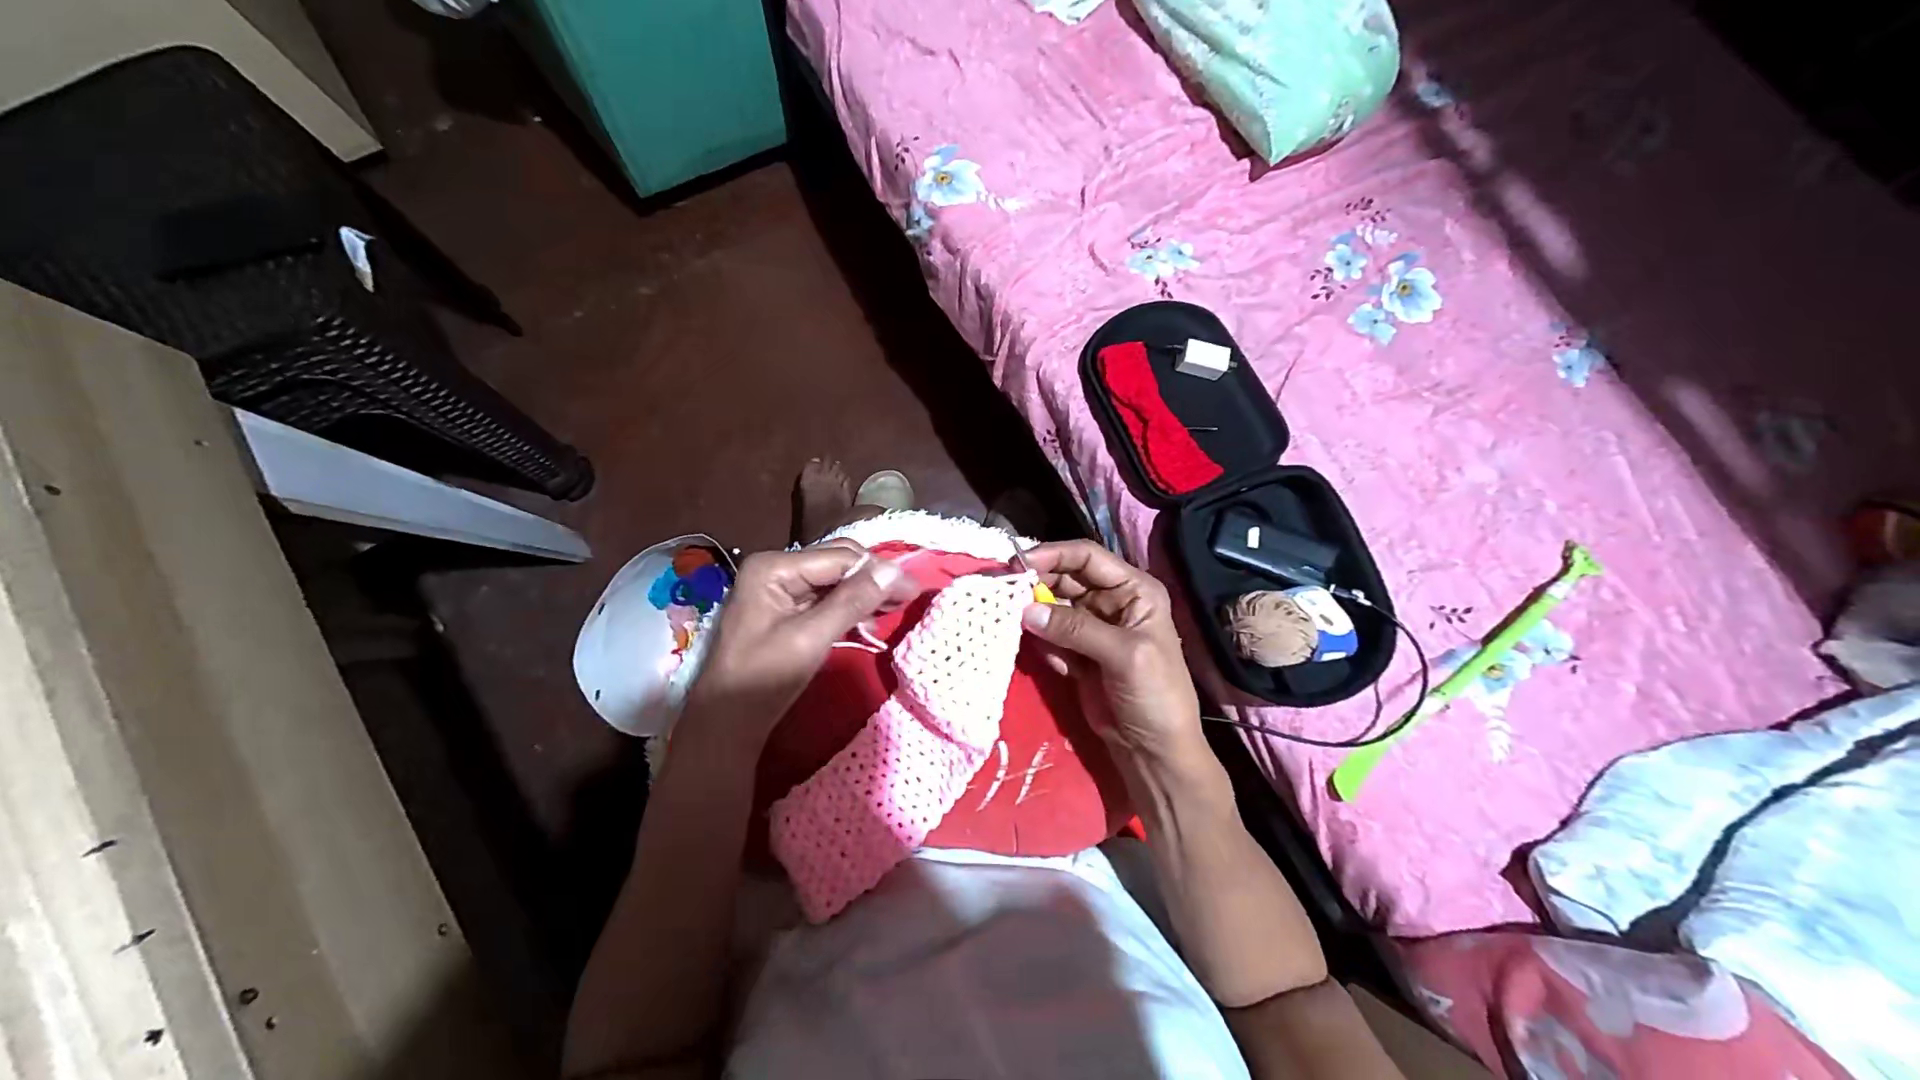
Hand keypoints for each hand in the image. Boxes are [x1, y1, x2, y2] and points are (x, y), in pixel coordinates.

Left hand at [684, 545, 914, 736]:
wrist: (725, 723)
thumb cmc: (763, 680)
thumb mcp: (811, 639)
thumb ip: (852, 601)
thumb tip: (895, 572)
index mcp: (774, 567)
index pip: (839, 557)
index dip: (879, 571)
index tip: (914, 589)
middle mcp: (775, 568)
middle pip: (837, 562)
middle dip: (872, 578)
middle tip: (906, 598)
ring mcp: (777, 588)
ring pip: (834, 579)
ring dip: (863, 593)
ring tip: (892, 610)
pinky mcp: (783, 608)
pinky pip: (824, 597)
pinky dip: (848, 606)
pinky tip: (867, 622)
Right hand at [1019, 540, 1205, 767]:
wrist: (1155, 750)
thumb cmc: (1155, 695)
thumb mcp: (1123, 655)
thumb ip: (1076, 628)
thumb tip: (1025, 610)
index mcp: (1134, 590)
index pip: (1087, 557)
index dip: (1053, 554)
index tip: (1017, 563)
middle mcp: (1112, 601)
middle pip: (1065, 578)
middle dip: (1036, 583)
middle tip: (1004, 592)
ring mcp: (1092, 627)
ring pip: (1052, 606)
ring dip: (1034, 614)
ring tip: (1016, 624)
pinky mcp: (1076, 652)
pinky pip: (1049, 635)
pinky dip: (1043, 643)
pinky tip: (1054, 663)